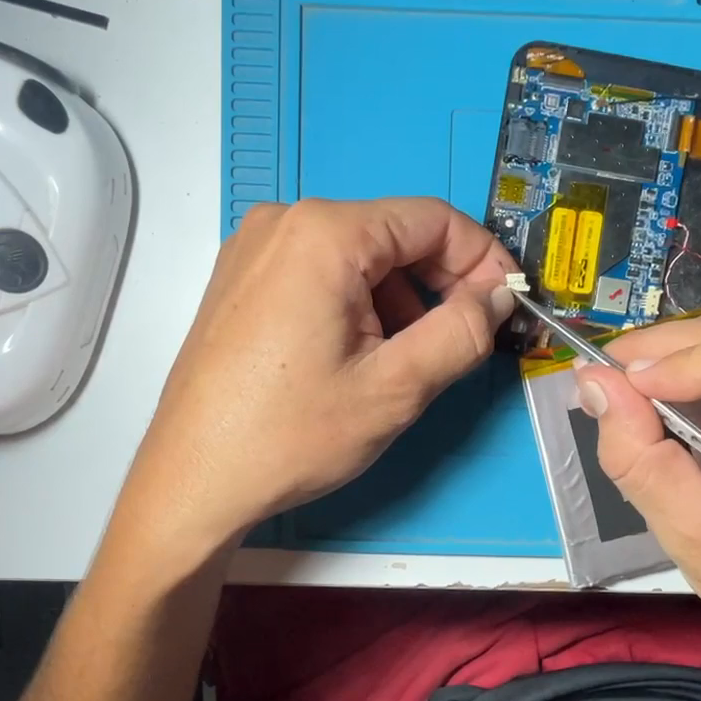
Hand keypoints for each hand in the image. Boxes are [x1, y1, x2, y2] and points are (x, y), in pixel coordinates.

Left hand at [116, 197, 518, 554]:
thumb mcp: (395, 388)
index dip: (482, 259)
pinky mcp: (238, 282)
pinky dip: (356, 306)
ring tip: (402, 363)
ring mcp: (253, 251)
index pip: (432, 219)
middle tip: (463, 341)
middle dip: (439, 284)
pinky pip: (318, 274)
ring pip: (357, 258)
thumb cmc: (292, 435)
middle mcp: (283, 223)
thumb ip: (463, 333)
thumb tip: (498, 297)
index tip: (505, 307)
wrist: (195, 481)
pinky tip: (356, 357)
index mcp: (324, 232)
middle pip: (392, 234)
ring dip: (398, 301)